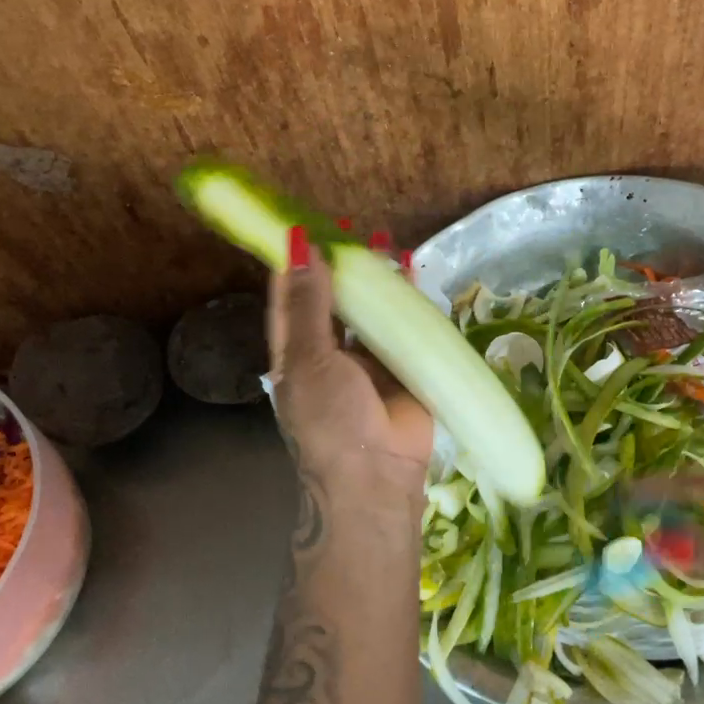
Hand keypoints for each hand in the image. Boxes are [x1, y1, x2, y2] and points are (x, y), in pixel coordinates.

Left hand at [269, 228, 433, 494]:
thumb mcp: (310, 360)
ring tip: (382, 241)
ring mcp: (370, 362)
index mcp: (297, 355)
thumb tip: (301, 249)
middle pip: (334, 301)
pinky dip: (410, 301)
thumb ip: (311, 305)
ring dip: (375, 279)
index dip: (294, 264)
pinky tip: (413, 274)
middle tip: (350, 229)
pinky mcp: (405, 368)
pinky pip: (406, 328)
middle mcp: (331, 355)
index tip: (300, 228)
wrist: (376, 475)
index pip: (291, 300)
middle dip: (340, 266)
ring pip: (371, 311)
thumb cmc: (330, 419)